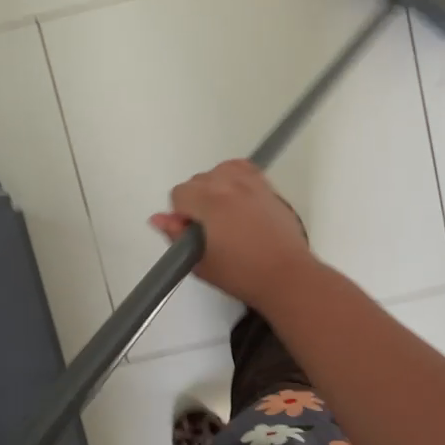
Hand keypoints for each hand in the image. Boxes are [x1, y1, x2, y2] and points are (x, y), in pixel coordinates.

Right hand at [150, 160, 318, 308]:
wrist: (286, 276)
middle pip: (198, 180)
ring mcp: (252, 183)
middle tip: (209, 231)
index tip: (193, 234)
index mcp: (210, 202)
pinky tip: (238, 200)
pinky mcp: (268, 187)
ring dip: (215, 188)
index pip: (179, 193)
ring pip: (219, 171)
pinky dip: (235, 178)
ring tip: (224, 215)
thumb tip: (158, 218)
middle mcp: (230, 184)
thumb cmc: (242, 274)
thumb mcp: (201, 262)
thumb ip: (177, 236)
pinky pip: (243, 168)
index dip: (180, 215)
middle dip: (196, 201)